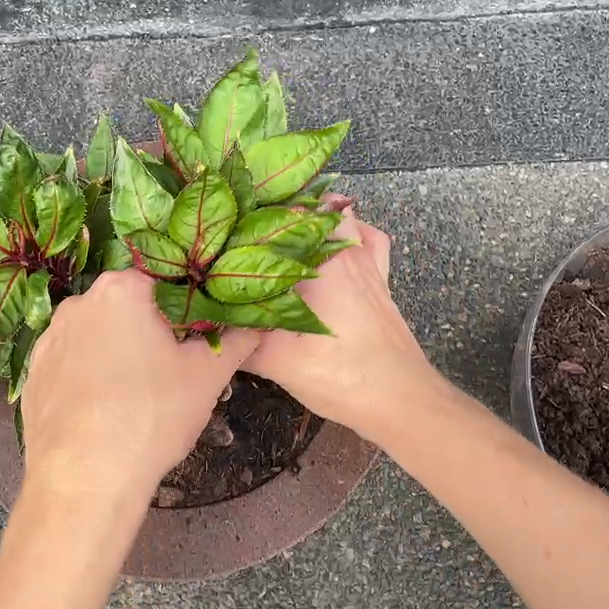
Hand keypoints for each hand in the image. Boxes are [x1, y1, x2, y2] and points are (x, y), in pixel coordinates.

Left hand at [20, 269, 253, 503]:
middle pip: (128, 306)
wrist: (83, 478)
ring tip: (140, 393)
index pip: (164, 280)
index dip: (187, 306)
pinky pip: (72, 364)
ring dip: (119, 353)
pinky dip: (90, 377)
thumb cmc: (151, 416)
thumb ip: (237, 341)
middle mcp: (80, 302)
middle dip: (152, 329)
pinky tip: (106, 409)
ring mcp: (51, 337)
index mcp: (122, 289)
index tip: (200, 333)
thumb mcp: (207, 376)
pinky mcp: (33, 372)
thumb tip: (259, 324)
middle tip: (175, 366)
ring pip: (98, 335)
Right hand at [243, 209, 446, 443]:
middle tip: (254, 226)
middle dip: (286, 210)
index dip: (257, 209)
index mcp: (322, 261)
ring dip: (320, 219)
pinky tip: (333, 252)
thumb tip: (206, 323)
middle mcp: (349, 253)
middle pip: (319, 207)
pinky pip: (369, 243)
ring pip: (347, 221)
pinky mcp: (382, 284)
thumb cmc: (343, 375)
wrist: (403, 401)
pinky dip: (352, 237)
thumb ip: (239, 340)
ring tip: (288, 233)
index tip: (232, 218)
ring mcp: (369, 267)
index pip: (289, 213)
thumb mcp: (279, 360)